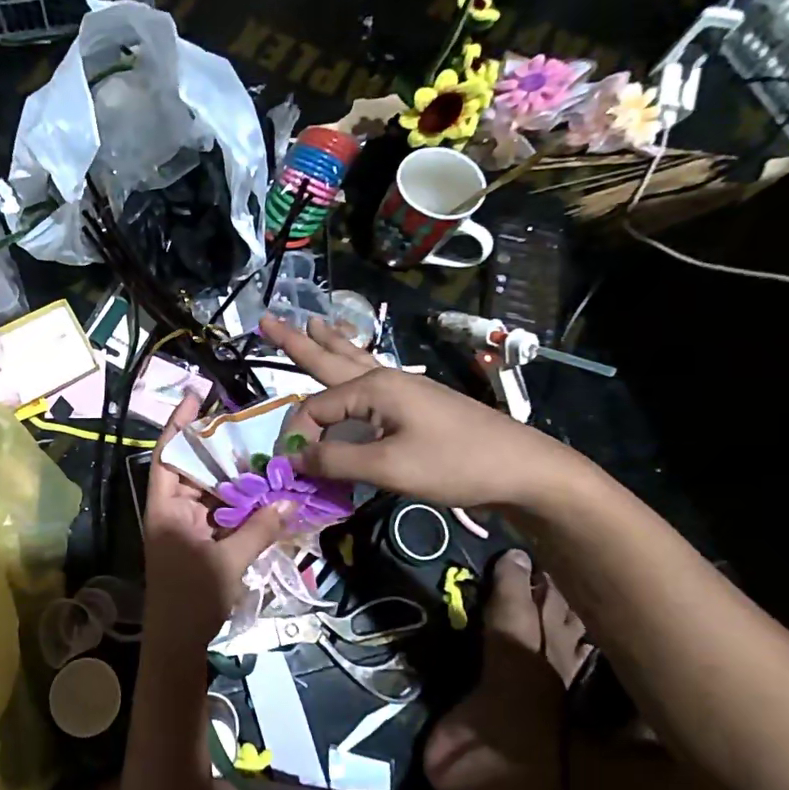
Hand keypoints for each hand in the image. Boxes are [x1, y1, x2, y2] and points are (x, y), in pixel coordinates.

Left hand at [144, 393, 292, 639]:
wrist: (177, 644)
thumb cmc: (191, 599)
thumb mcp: (227, 563)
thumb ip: (258, 529)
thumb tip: (290, 499)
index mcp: (166, 508)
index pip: (168, 455)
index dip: (179, 424)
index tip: (196, 396)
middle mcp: (174, 510)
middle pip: (193, 467)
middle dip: (217, 447)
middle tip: (249, 424)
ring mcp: (188, 525)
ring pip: (211, 489)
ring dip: (233, 474)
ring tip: (264, 450)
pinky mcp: (203, 541)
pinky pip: (221, 511)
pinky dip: (240, 500)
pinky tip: (265, 489)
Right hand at [259, 315, 596, 510]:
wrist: (521, 467)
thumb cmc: (455, 464)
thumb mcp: (390, 467)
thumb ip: (337, 461)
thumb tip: (294, 457)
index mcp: (374, 388)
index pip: (315, 409)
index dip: (299, 437)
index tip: (294, 469)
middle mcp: (385, 377)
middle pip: (331, 356)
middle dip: (297, 341)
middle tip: (267, 320)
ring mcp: (404, 386)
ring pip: (355, 359)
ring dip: (329, 343)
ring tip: (310, 323)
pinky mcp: (417, 402)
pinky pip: (373, 374)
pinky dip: (355, 362)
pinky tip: (357, 360)